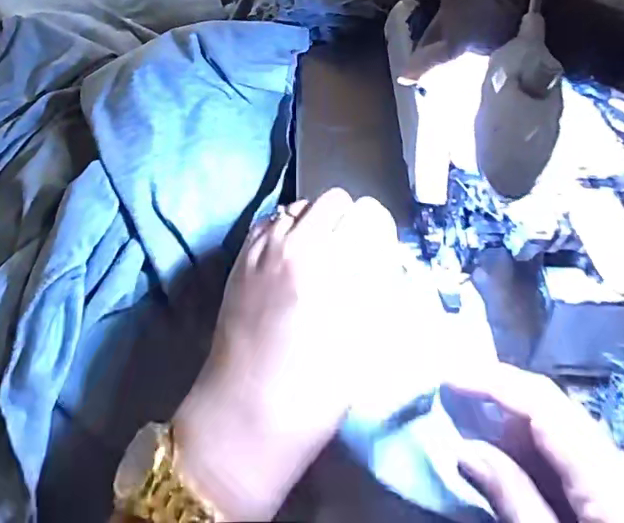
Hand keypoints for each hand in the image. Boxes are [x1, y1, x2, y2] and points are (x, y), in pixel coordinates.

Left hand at [171, 188, 400, 519]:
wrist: (240, 424)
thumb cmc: (310, 395)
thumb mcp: (361, 341)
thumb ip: (375, 287)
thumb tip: (384, 258)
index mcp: (328, 266)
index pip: (367, 214)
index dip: (379, 228)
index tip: (380, 246)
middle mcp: (293, 246)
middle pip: (333, 200)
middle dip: (348, 218)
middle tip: (351, 249)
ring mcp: (262, 250)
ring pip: (300, 206)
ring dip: (316, 221)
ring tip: (321, 253)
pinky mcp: (240, 262)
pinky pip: (271, 223)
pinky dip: (287, 229)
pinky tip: (292, 258)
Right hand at [446, 362, 623, 522]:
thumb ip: (514, 501)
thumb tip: (470, 450)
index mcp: (616, 479)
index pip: (547, 405)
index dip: (496, 383)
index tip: (450, 377)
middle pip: (560, 416)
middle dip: (506, 408)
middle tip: (455, 406)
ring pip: (570, 440)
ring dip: (521, 437)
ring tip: (474, 435)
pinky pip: (583, 470)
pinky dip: (544, 466)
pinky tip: (514, 473)